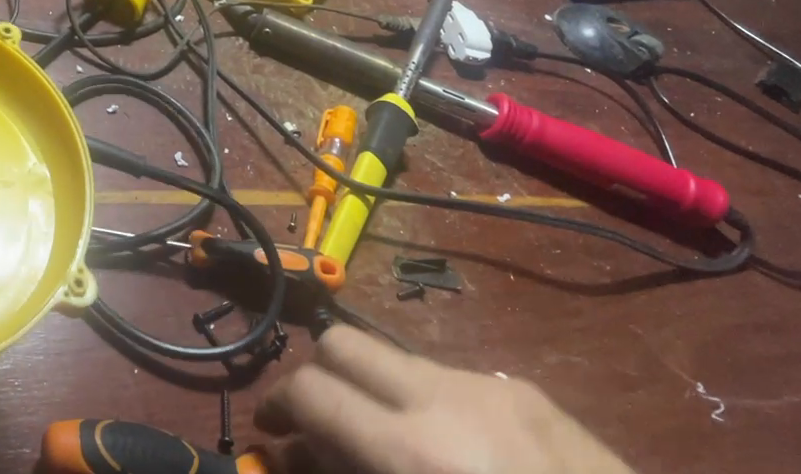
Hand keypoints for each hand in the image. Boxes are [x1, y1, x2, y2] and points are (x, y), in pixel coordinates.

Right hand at [253, 327, 633, 473]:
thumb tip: (299, 457)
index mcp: (416, 452)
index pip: (311, 391)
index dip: (276, 406)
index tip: (270, 432)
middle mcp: (446, 398)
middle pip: (342, 343)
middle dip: (316, 376)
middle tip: (318, 424)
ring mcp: (491, 386)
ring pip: (395, 356)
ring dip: (373, 390)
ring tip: (389, 446)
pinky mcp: (529, 392)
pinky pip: (450, 378)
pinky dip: (427, 404)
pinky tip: (458, 455)